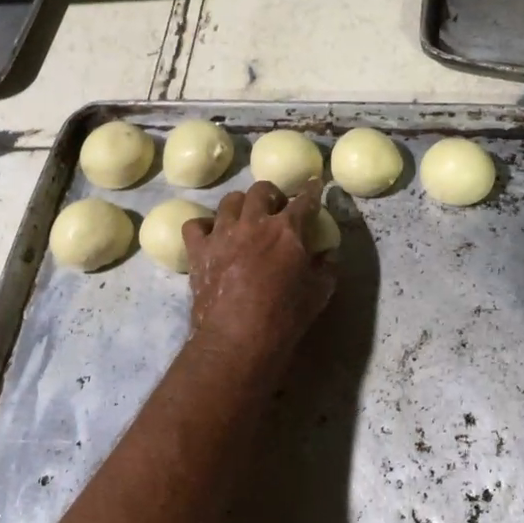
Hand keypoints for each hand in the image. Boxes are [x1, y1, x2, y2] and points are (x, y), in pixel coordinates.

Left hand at [182, 179, 336, 360]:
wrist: (238, 338)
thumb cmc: (284, 317)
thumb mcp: (319, 293)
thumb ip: (326, 268)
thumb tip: (328, 255)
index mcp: (287, 230)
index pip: (304, 200)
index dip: (311, 191)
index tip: (314, 185)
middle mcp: (254, 222)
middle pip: (262, 190)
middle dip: (272, 195)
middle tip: (275, 208)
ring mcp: (223, 233)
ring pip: (229, 201)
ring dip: (241, 205)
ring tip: (244, 218)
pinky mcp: (199, 249)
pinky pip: (195, 224)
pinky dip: (204, 226)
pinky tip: (211, 235)